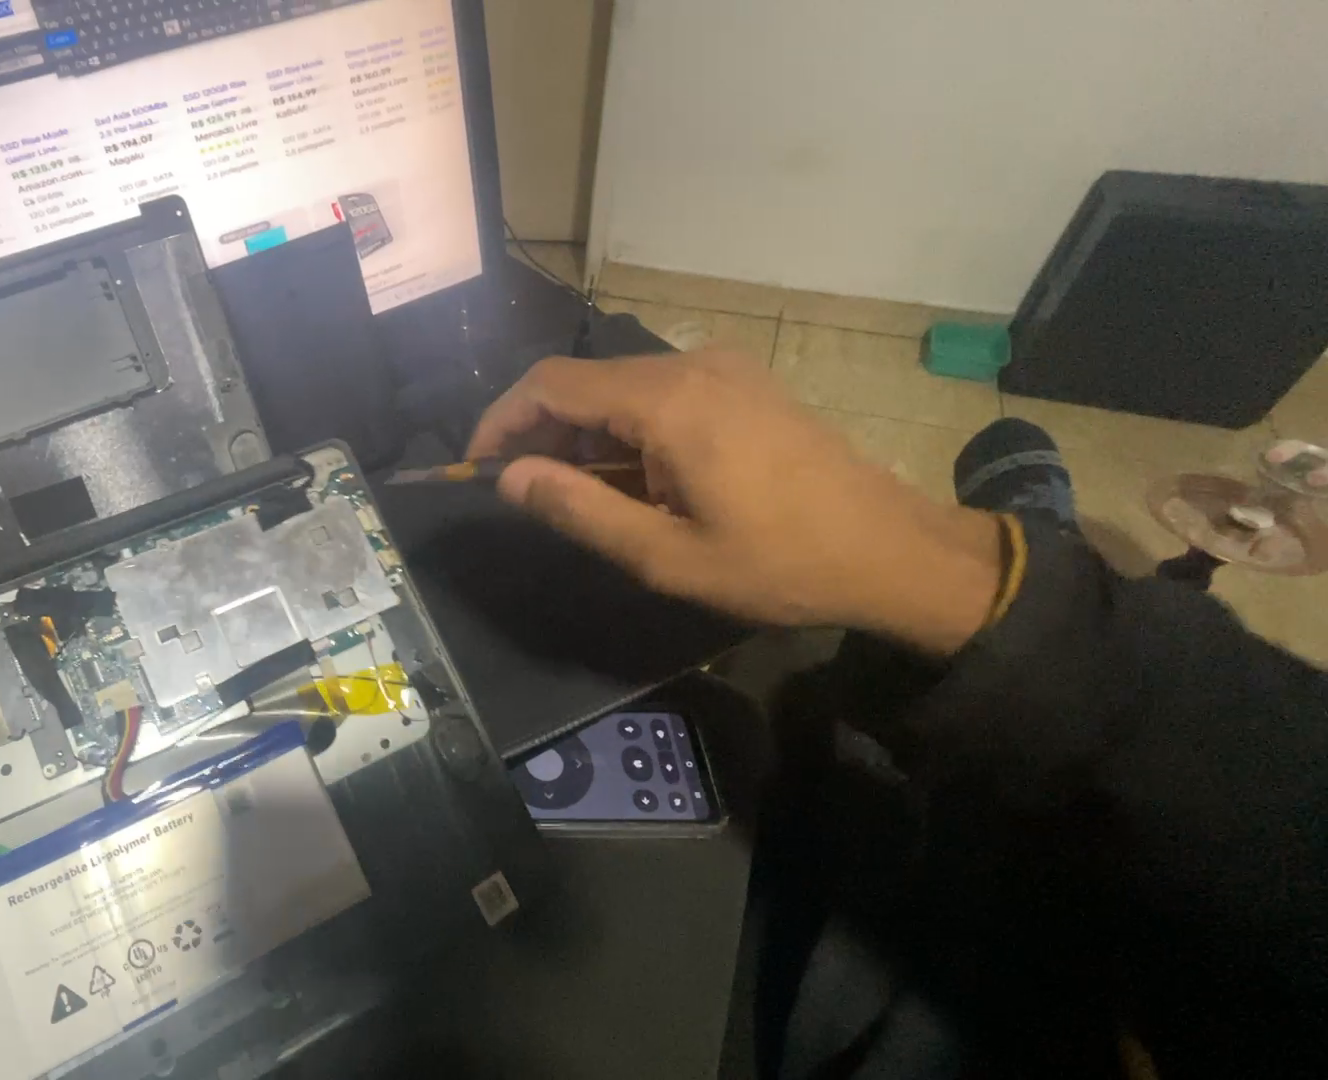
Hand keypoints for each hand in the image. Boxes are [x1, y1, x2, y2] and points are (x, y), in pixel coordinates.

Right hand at [466, 351, 1002, 655]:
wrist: (895, 552)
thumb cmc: (778, 563)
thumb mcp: (665, 555)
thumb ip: (579, 509)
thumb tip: (509, 477)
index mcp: (668, 400)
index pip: (550, 383)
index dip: (501, 420)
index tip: (478, 466)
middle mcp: (690, 364)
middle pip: (581, 381)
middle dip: (538, 431)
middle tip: (522, 490)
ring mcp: (721, 369)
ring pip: (617, 388)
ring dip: (581, 435)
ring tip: (575, 495)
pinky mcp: (741, 383)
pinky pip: (657, 395)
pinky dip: (622, 430)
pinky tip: (630, 478)